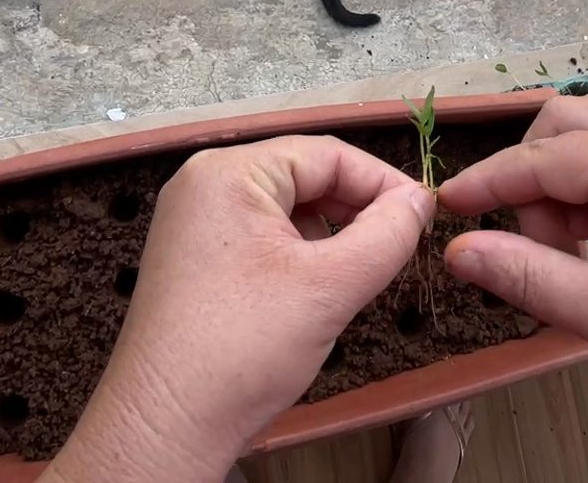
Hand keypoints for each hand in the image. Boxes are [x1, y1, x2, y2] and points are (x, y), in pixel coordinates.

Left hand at [42, 135, 433, 482]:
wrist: (162, 432)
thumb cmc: (242, 350)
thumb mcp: (330, 288)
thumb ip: (387, 235)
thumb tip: (421, 201)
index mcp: (230, 171)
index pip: (326, 155)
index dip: (381, 181)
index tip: (424, 215)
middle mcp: (207, 181)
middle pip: (304, 175)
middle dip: (356, 208)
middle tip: (400, 243)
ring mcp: (196, 218)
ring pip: (287, 204)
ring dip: (331, 231)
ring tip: (362, 267)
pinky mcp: (195, 253)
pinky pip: (263, 231)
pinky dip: (301, 249)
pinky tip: (320, 282)